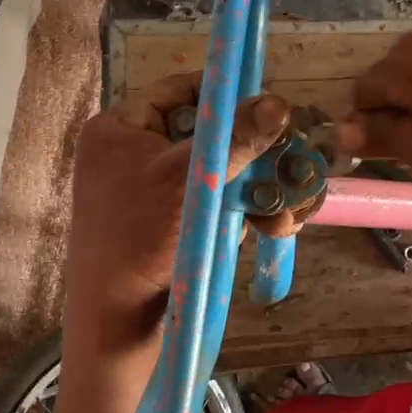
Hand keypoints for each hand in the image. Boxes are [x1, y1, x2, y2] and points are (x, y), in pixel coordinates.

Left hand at [64, 73, 291, 348]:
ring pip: (227, 171)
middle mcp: (140, 153)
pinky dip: (250, 213)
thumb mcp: (192, 181)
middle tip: (293, 165)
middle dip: (259, 156)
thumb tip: (279, 101)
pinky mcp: (178, 221)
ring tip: (289, 214)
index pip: (183, 90)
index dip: (229, 95)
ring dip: (263, 190)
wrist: (118, 322)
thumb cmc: (139, 239)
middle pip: (215, 134)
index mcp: (123, 128)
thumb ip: (236, 138)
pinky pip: (222, 202)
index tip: (272, 108)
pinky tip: (277, 228)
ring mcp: (160, 190)